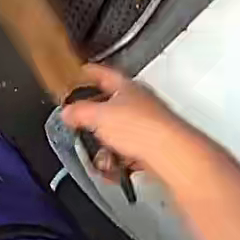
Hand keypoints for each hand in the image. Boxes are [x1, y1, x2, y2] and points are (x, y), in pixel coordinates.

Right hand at [59, 64, 216, 183]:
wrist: (171, 154)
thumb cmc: (144, 127)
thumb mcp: (98, 116)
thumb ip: (78, 112)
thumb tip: (67, 112)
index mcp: (127, 87)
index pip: (103, 74)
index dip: (88, 73)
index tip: (79, 73)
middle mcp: (140, 102)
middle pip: (109, 107)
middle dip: (93, 121)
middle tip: (82, 126)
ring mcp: (148, 124)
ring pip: (118, 133)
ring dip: (105, 146)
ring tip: (101, 156)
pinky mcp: (152, 146)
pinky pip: (128, 152)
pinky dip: (119, 160)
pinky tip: (114, 167)